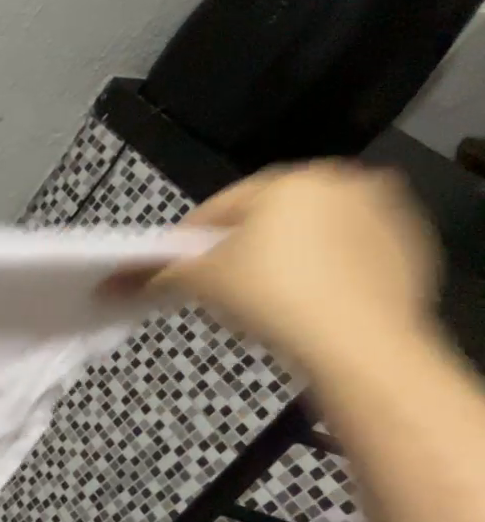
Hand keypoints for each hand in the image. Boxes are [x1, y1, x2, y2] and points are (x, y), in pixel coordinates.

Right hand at [154, 161, 439, 374]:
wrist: (359, 339)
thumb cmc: (270, 297)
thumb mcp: (199, 282)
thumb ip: (156, 274)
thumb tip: (113, 283)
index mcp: (286, 183)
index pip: (216, 208)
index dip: (185, 241)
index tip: (172, 269)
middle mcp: (339, 182)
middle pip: (267, 214)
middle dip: (239, 243)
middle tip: (218, 281)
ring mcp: (381, 210)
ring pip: (308, 230)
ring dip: (282, 253)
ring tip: (263, 293)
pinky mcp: (407, 242)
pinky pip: (346, 248)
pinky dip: (322, 266)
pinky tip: (305, 297)